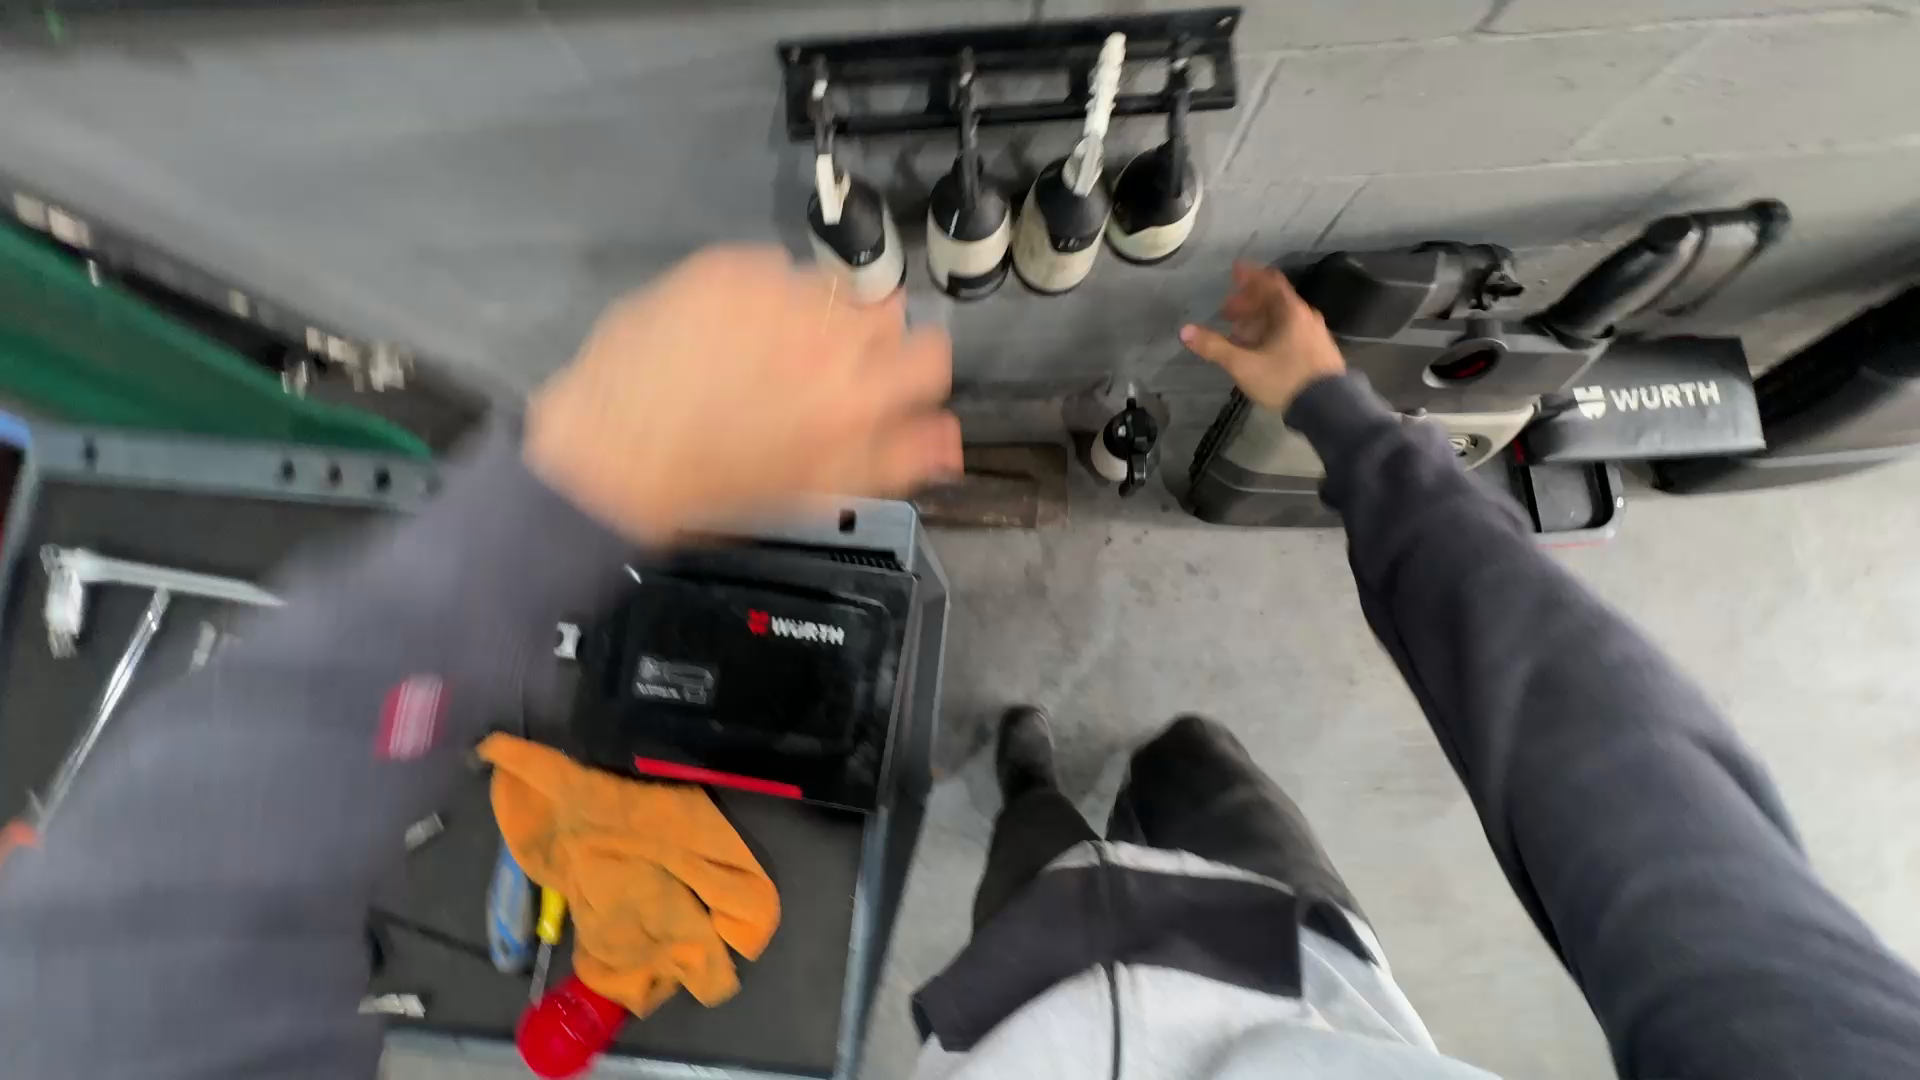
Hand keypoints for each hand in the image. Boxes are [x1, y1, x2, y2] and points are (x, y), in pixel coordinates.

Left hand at [524, 246, 961, 541]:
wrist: (611, 457)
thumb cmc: (722, 488)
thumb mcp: (819, 488)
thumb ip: (897, 460)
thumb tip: (952, 439)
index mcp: (856, 395)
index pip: (929, 355)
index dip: (916, 367)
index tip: (892, 378)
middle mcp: (825, 333)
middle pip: (885, 310)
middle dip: (867, 337)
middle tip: (824, 368)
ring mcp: (771, 293)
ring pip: (830, 285)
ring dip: (817, 313)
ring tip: (771, 348)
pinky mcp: (724, 269)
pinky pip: (771, 268)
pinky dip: (764, 294)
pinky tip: (732, 329)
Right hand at [1180, 262, 1346, 410]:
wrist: (1326, 405)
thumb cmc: (1283, 379)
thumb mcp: (1244, 365)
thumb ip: (1214, 347)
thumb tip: (1185, 331)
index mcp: (1289, 312)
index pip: (1269, 282)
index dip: (1250, 275)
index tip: (1234, 270)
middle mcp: (1304, 316)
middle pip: (1274, 300)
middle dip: (1248, 303)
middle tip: (1227, 312)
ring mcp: (1313, 333)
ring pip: (1281, 318)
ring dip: (1258, 320)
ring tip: (1238, 334)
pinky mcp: (1316, 350)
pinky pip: (1289, 332)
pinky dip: (1270, 332)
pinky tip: (1259, 350)